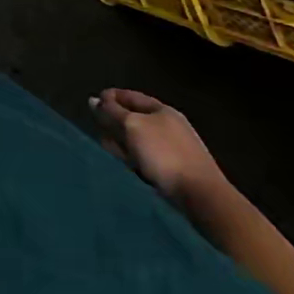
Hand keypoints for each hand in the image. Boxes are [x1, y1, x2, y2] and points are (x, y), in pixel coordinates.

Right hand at [92, 88, 226, 206]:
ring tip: (116, 156)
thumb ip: (111, 111)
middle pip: (131, 119)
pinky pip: (144, 160)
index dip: (110, 97)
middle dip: (113, 125)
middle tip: (102, 134)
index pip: (130, 96)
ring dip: (122, 146)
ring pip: (136, 141)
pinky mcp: (173, 172)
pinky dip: (133, 161)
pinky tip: (130, 169)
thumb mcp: (132, 126)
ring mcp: (172, 150)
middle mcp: (168, 127)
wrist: (201, 197)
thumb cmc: (165, 154)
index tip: (92, 105)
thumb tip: (94, 100)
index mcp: (162, 110)